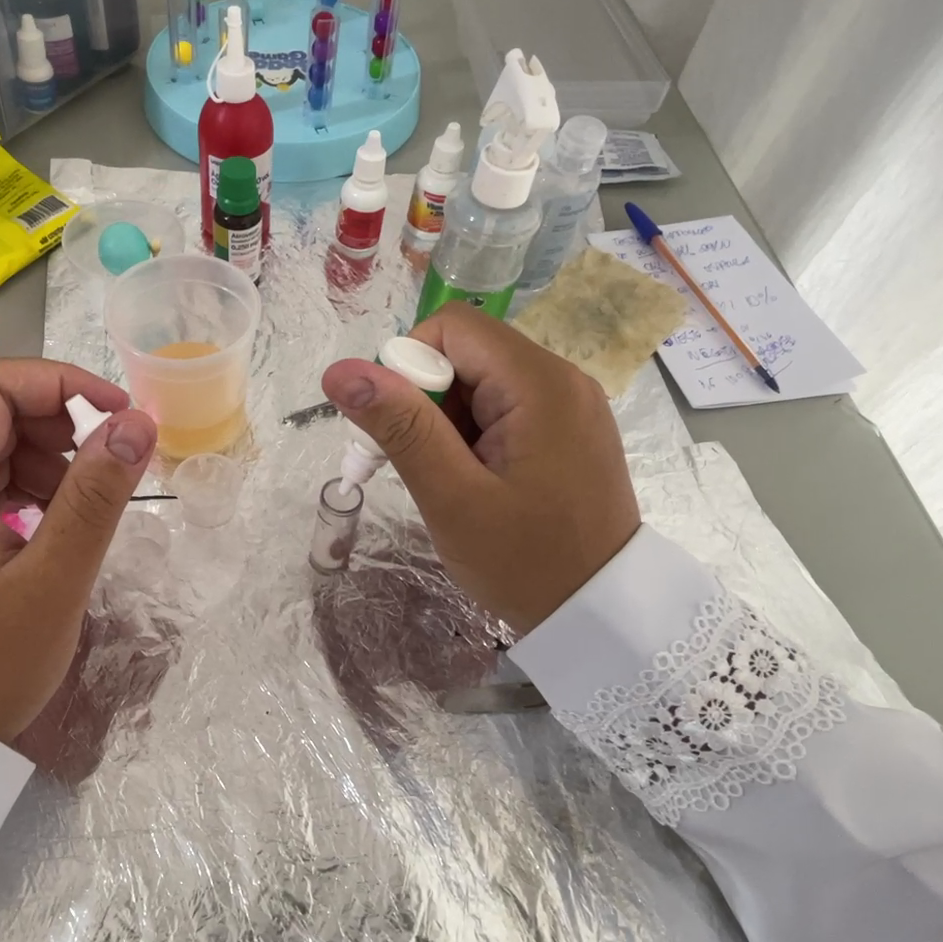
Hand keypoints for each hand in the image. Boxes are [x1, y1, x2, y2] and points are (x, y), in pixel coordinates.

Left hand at [0, 359, 157, 742]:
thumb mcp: (54, 583)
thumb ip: (96, 496)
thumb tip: (138, 423)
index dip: (61, 383)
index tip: (119, 416)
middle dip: (55, 425)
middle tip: (104, 472)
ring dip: (41, 460)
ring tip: (80, 511)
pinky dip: (18, 490)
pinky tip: (47, 529)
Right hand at [320, 303, 639, 633]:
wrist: (600, 613)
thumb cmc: (525, 562)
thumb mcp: (452, 498)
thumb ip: (400, 427)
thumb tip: (341, 371)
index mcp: (538, 382)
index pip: (450, 327)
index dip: (409, 367)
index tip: (399, 431)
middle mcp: (560, 378)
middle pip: (466, 354)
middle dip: (425, 402)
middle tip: (418, 468)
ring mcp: (570, 405)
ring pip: (482, 384)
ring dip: (446, 424)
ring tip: (449, 485)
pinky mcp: (569, 431)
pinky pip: (506, 410)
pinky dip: (474, 437)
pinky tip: (473, 483)